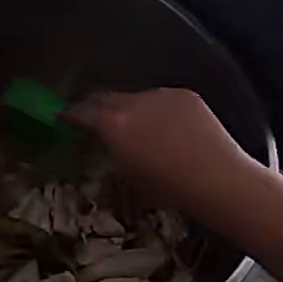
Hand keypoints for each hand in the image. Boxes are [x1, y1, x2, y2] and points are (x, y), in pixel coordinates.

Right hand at [65, 89, 262, 213]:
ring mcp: (159, 95)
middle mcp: (131, 102)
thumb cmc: (168, 186)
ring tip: (135, 125)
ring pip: (133, 97)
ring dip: (127, 108)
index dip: (68, 114)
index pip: (79, 112)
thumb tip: (105, 138)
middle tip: (89, 116)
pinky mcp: (184, 94)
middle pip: (102, 96)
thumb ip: (110, 146)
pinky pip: (160, 100)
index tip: (62, 117)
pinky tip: (166, 128)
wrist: (220, 180)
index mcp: (112, 124)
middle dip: (92, 105)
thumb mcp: (126, 170)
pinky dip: (155, 110)